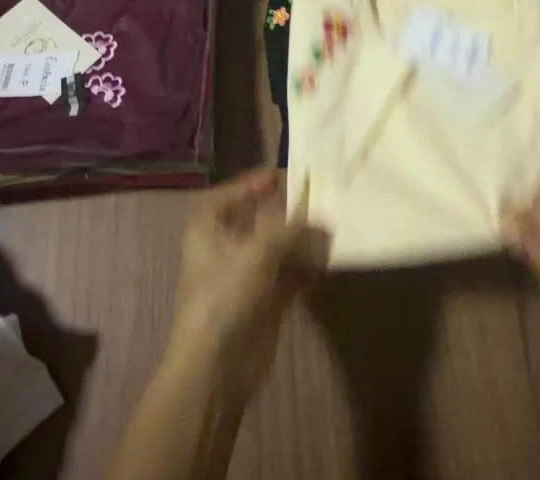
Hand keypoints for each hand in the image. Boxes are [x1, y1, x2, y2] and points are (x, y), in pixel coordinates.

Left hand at [166, 169, 328, 400]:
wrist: (216, 365)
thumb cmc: (225, 295)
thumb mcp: (257, 251)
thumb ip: (291, 228)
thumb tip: (321, 218)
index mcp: (207, 227)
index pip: (229, 193)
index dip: (254, 182)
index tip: (287, 174)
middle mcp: (224, 247)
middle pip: (259, 219)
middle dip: (288, 210)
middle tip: (321, 196)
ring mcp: (245, 275)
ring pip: (278, 247)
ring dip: (302, 238)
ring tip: (332, 225)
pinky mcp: (265, 300)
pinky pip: (290, 274)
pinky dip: (307, 265)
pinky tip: (329, 256)